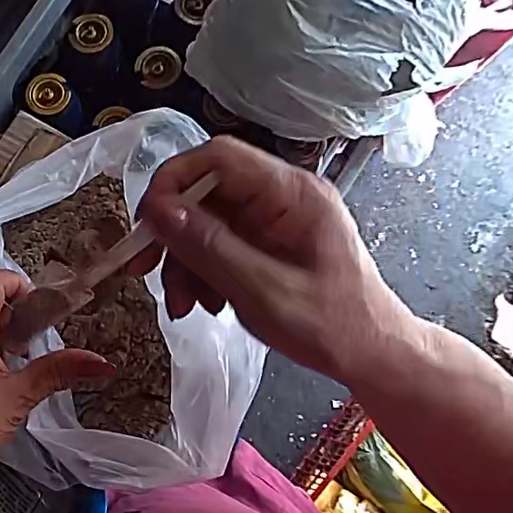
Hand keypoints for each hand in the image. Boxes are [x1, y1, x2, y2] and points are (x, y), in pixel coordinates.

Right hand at [132, 137, 423, 383]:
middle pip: (202, 193)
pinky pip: (212, 245)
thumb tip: (160, 211)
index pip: (218, 158)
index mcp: (291, 194)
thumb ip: (210, 248)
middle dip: (170, 234)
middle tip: (143, 269)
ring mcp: (268, 220)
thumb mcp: (263, 290)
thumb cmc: (332, 326)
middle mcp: (277, 198)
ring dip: (181, 263)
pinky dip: (197, 274)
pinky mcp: (260, 242)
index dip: (173, 181)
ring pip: (200, 223)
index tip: (146, 223)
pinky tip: (203, 303)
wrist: (369, 354)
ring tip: (183, 304)